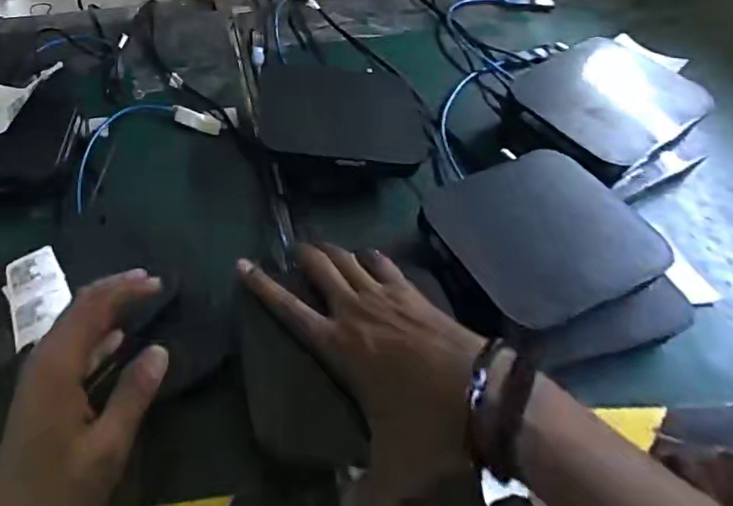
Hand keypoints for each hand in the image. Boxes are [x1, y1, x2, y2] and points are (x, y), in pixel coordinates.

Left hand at [0, 270, 170, 505]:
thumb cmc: (59, 487)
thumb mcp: (106, 449)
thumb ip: (132, 396)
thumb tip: (160, 350)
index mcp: (57, 361)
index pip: (92, 305)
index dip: (123, 288)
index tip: (156, 281)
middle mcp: (44, 355)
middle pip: (80, 307)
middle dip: (114, 290)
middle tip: (150, 282)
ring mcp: (39, 371)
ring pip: (73, 324)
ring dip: (105, 309)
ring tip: (138, 299)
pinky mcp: (40, 387)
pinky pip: (69, 345)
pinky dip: (95, 334)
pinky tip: (115, 340)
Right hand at [238, 245, 484, 502]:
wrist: (490, 400)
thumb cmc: (432, 429)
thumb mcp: (395, 469)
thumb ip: (364, 492)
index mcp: (339, 346)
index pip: (288, 309)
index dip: (261, 285)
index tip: (241, 263)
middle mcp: (354, 312)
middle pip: (319, 267)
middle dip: (302, 254)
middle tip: (293, 252)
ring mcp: (386, 298)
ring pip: (347, 259)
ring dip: (332, 252)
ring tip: (325, 251)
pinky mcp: (414, 295)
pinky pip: (383, 264)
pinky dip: (371, 259)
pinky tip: (371, 261)